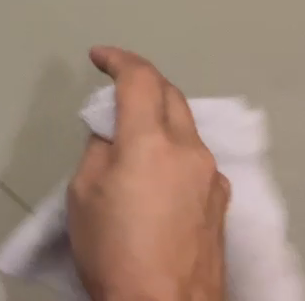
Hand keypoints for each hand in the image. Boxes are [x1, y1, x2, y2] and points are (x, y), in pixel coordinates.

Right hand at [67, 47, 228, 300]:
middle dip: (141, 80)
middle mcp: (190, 154)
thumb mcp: (84, 188)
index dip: (117, 59)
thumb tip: (113, 135)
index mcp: (150, 143)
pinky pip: (193, 157)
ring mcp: (212, 181)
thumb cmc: (112, 247)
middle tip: (112, 82)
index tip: (97, 57)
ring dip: (157, 114)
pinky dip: (170, 144)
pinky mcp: (220, 206)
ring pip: (184, 126)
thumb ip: (101, 148)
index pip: (141, 79)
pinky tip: (150, 165)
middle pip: (170, 96)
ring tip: (126, 126)